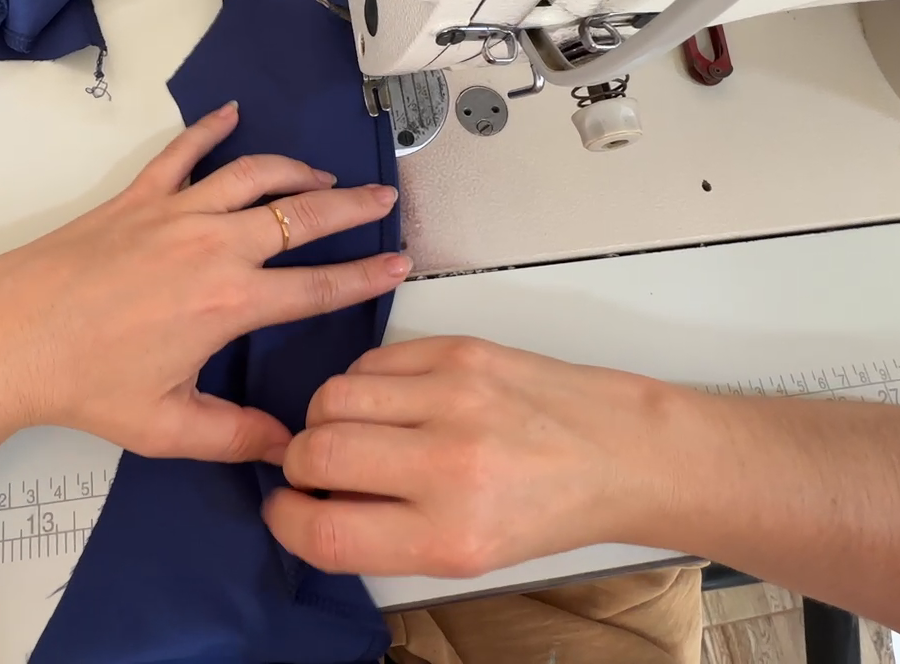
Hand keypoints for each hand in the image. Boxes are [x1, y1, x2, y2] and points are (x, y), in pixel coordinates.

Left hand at [0, 102, 408, 463]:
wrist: (8, 338)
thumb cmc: (86, 384)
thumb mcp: (166, 425)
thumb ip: (234, 436)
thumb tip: (288, 449)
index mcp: (229, 303)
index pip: (317, 288)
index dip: (366, 275)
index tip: (399, 261)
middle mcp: (214, 246)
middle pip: (301, 216)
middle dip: (351, 206)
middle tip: (383, 197)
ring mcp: (176, 212)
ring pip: (254, 175)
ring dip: (295, 171)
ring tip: (322, 177)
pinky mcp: (140, 196)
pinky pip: (183, 152)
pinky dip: (210, 129)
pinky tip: (232, 113)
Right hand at [262, 337, 699, 576]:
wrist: (615, 449)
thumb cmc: (543, 511)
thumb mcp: (467, 550)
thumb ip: (385, 530)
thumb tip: (313, 495)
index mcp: (452, 535)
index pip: (328, 530)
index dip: (285, 519)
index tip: (284, 507)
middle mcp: (449, 464)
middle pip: (320, 452)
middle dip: (298, 461)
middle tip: (315, 464)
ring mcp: (453, 395)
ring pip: (334, 394)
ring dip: (325, 416)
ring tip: (351, 427)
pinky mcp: (458, 349)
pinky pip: (371, 360)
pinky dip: (361, 382)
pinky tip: (386, 399)